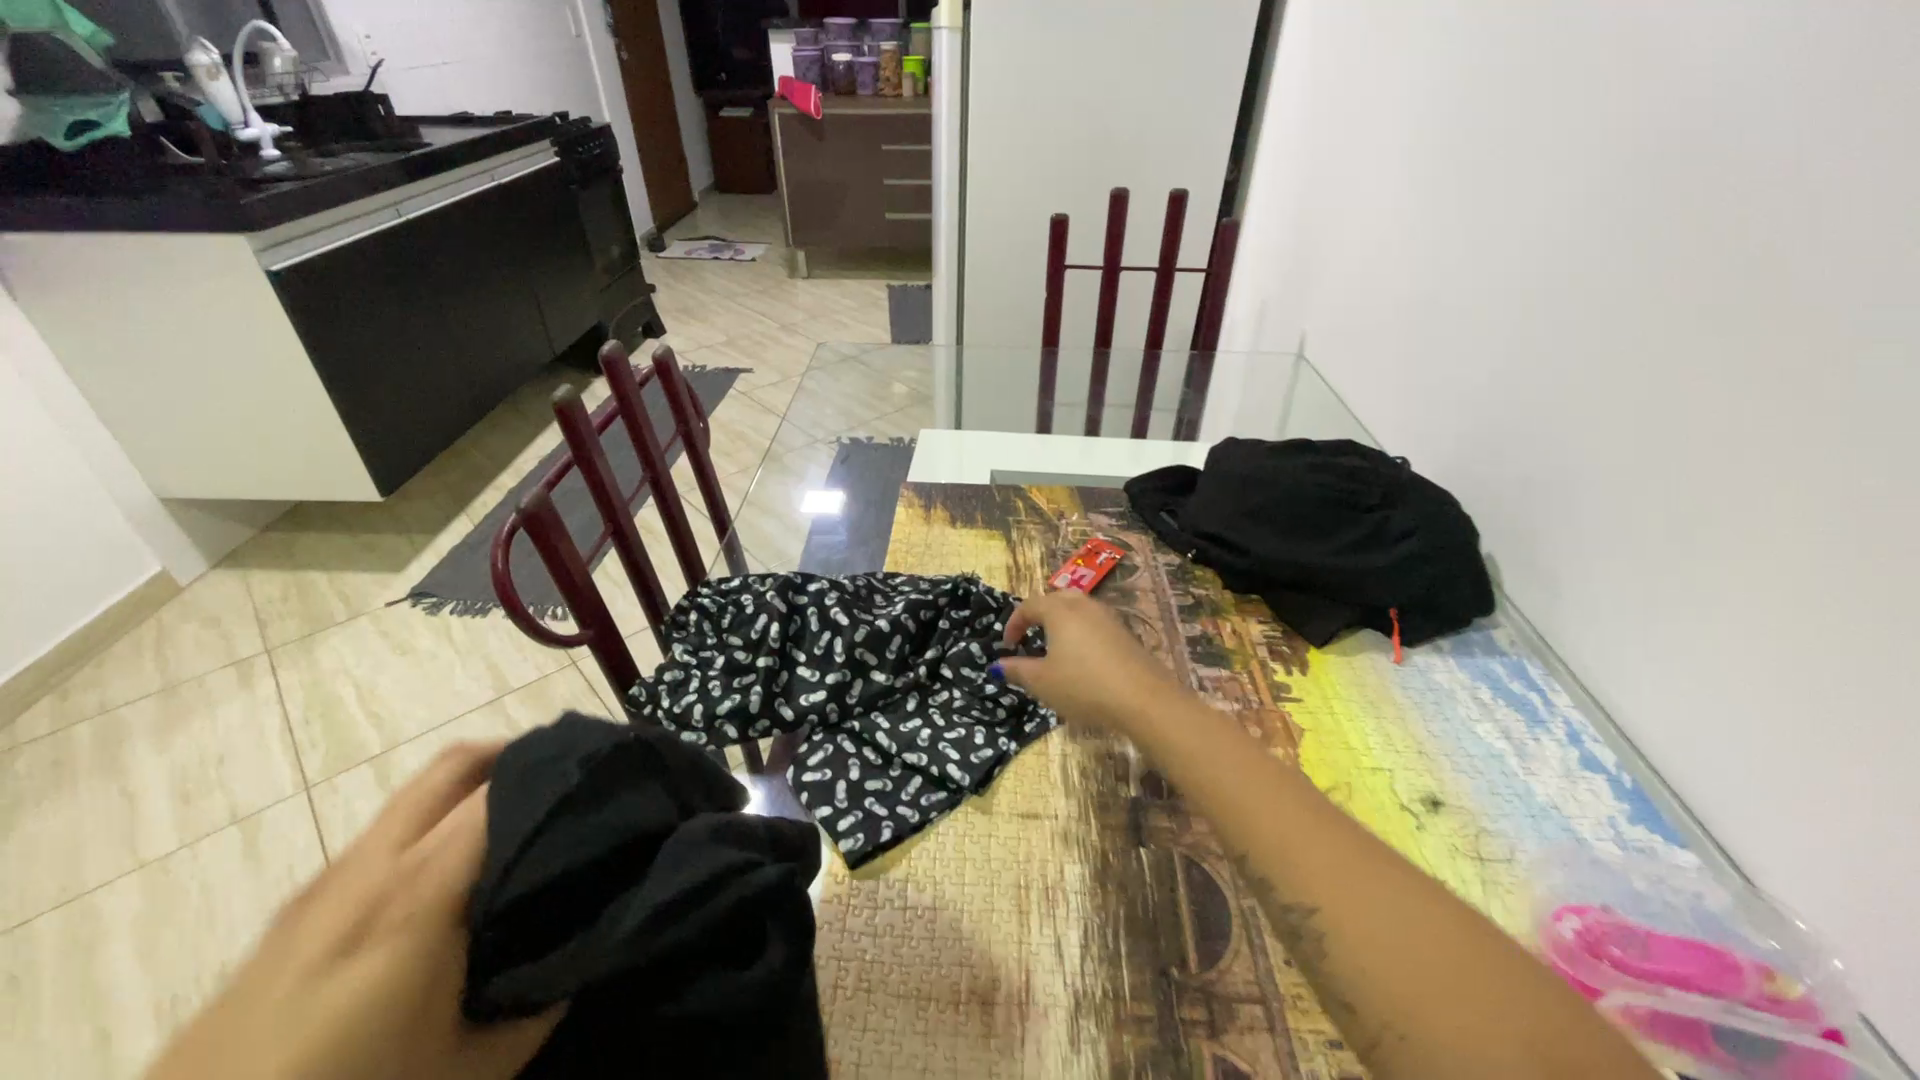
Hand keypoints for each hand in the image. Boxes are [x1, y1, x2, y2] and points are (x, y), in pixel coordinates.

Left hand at [145, 742, 562, 1079]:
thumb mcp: (469, 1070)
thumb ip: (537, 1008)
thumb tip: (584, 962)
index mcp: (419, 892)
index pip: (498, 792)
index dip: (556, 772)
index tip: (605, 777)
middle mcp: (370, 866)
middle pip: (451, 767)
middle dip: (515, 757)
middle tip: (569, 780)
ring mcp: (327, 881)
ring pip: (412, 797)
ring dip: (468, 791)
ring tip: (520, 824)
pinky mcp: (298, 906)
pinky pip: (381, 835)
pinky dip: (429, 826)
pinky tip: (449, 878)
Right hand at [994, 589, 1184, 734]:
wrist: (1143, 698)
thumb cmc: (1083, 686)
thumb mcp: (1042, 682)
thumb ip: (1017, 670)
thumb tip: (997, 665)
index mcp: (1059, 611)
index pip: (1029, 606)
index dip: (1014, 624)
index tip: (1007, 645)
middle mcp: (1084, 606)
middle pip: (1056, 599)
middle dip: (1040, 615)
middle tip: (1031, 636)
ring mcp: (1109, 618)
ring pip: (1079, 610)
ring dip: (1062, 622)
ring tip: (1055, 647)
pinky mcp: (1125, 634)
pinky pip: (1095, 624)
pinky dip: (1082, 633)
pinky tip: (1083, 659)